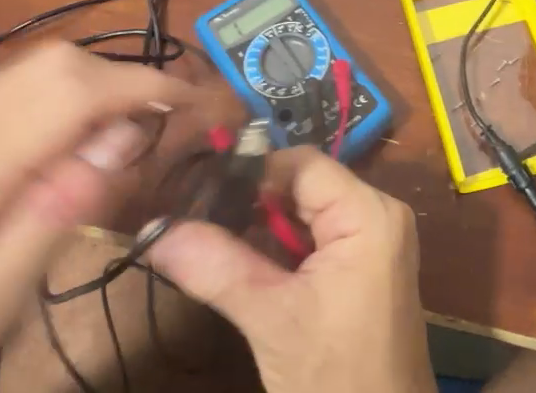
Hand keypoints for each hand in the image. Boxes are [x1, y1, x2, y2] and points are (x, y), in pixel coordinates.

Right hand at [149, 147, 436, 392]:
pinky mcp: (365, 266)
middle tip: (194, 214)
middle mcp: (379, 212)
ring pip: (308, 212)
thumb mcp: (272, 319)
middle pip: (305, 185)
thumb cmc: (338, 375)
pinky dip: (281, 246)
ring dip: (262, 224)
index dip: (251, 171)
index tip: (198, 190)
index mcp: (369, 212)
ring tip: (206, 233)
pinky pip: (318, 237)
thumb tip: (157, 229)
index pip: (303, 164)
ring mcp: (375, 240)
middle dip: (252, 199)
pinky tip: (241, 260)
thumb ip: (218, 267)